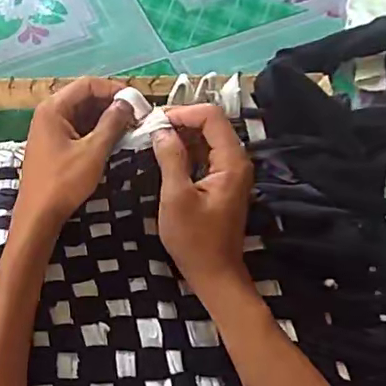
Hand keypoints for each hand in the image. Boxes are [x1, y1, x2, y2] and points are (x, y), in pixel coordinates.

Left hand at [13, 77, 136, 227]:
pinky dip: (95, 130)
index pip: (87, 84)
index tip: (137, 102)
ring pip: (82, 113)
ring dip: (106, 118)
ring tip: (130, 128)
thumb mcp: (93, 151)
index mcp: (53, 108)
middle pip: (84, 97)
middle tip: (137, 116)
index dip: (115, 89)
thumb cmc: (64, 182)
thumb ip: (111, 123)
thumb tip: (127, 103)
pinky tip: (114, 139)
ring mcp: (49, 129)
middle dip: (111, 104)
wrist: (38, 215)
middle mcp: (48, 113)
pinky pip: (77, 128)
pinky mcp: (52, 144)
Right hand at [152, 104, 255, 294]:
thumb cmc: (194, 240)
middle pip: (211, 124)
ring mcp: (230, 172)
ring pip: (207, 138)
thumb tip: (160, 130)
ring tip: (152, 141)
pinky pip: (205, 154)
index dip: (182, 112)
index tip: (155, 122)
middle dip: (180, 121)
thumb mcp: (176, 197)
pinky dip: (185, 150)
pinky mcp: (221, 182)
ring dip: (181, 135)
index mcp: (231, 162)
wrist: (214, 273)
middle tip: (149, 130)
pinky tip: (165, 156)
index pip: (211, 116)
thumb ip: (171, 158)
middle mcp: (236, 162)